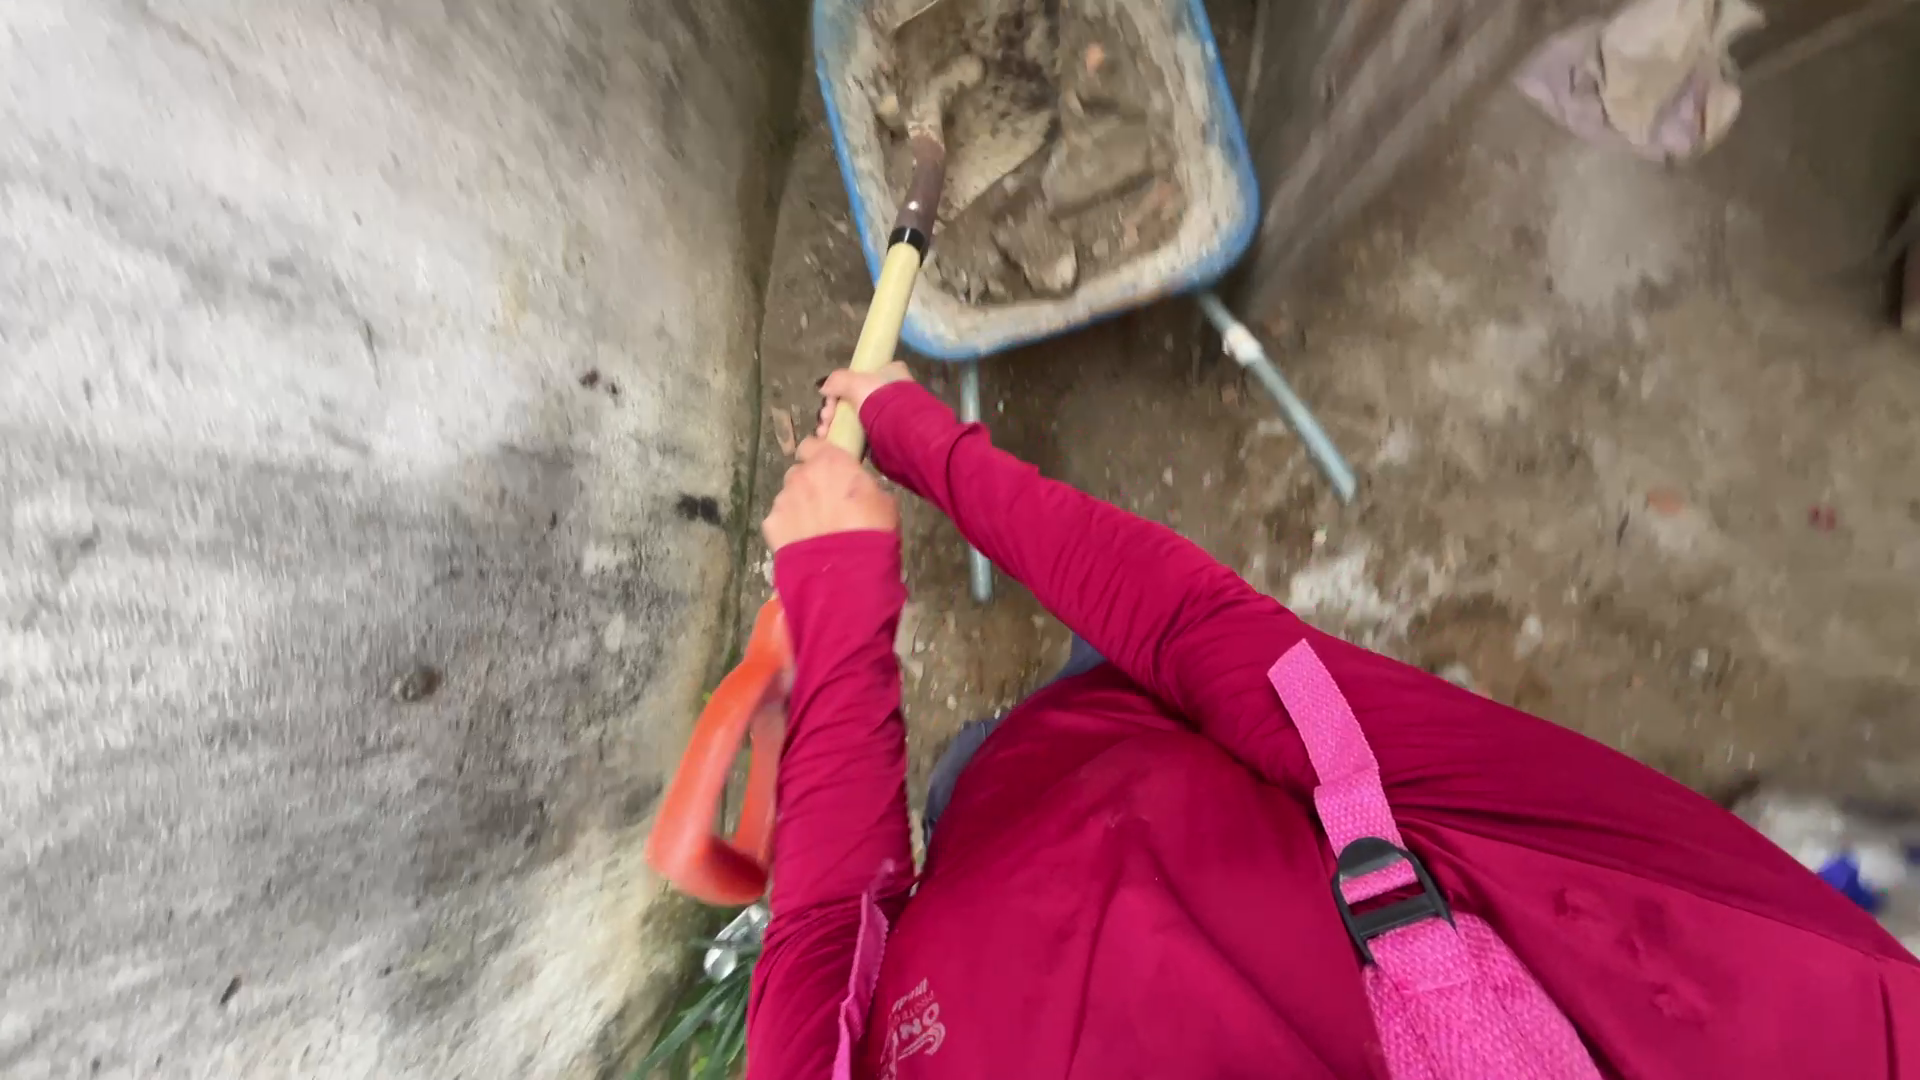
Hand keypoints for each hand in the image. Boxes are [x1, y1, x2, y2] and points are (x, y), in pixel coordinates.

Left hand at [762, 437, 898, 553]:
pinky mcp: (771, 524)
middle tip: (825, 504)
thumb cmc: (873, 530)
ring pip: (787, 496)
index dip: (817, 455)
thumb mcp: (884, 502)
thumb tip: (860, 490)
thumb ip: (864, 487)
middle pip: (799, 472)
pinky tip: (804, 545)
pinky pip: (779, 520)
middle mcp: (802, 474)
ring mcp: (783, 499)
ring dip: (798, 507)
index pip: (812, 444)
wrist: (847, 570)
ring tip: (815, 530)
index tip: (827, 469)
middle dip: (809, 484)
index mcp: (831, 461)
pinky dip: (788, 529)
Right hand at [815, 362, 914, 437]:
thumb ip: (837, 381)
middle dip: (833, 409)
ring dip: (834, 423)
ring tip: (824, 431)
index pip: (862, 374)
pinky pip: (857, 435)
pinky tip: (829, 439)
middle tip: (825, 417)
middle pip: (852, 398)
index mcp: (890, 373)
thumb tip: (824, 388)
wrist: (900, 434)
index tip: (829, 396)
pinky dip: (843, 437)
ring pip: (852, 418)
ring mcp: (886, 417)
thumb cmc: (880, 400)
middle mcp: (890, 394)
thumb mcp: (855, 382)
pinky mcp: (882, 437)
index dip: (843, 384)